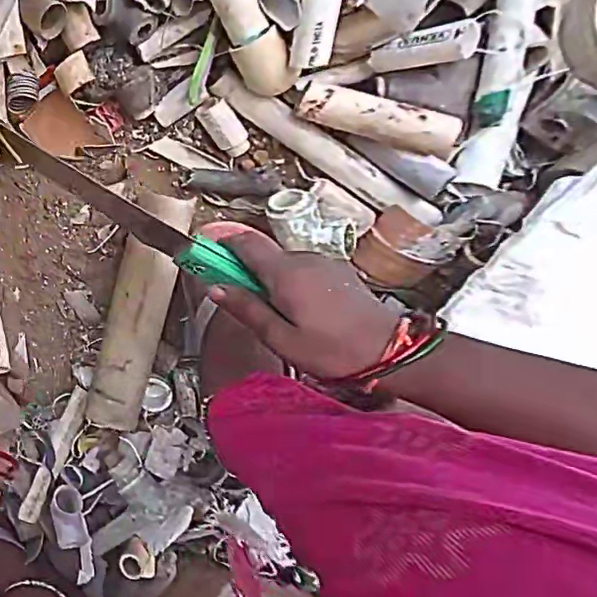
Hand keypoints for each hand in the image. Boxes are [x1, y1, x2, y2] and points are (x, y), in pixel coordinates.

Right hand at [200, 221, 399, 379]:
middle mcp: (305, 260)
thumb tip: (216, 288)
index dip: (220, 242)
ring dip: (265, 275)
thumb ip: (247, 309)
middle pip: (262, 251)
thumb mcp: (280, 338)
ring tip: (265, 308)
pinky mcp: (337, 272)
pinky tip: (291, 307)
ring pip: (281, 261)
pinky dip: (285, 279)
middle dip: (241, 265)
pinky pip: (300, 268)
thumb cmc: (335, 351)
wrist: (394, 353)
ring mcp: (324, 263)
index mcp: (286, 274)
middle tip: (230, 290)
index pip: (245, 242)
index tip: (203, 249)